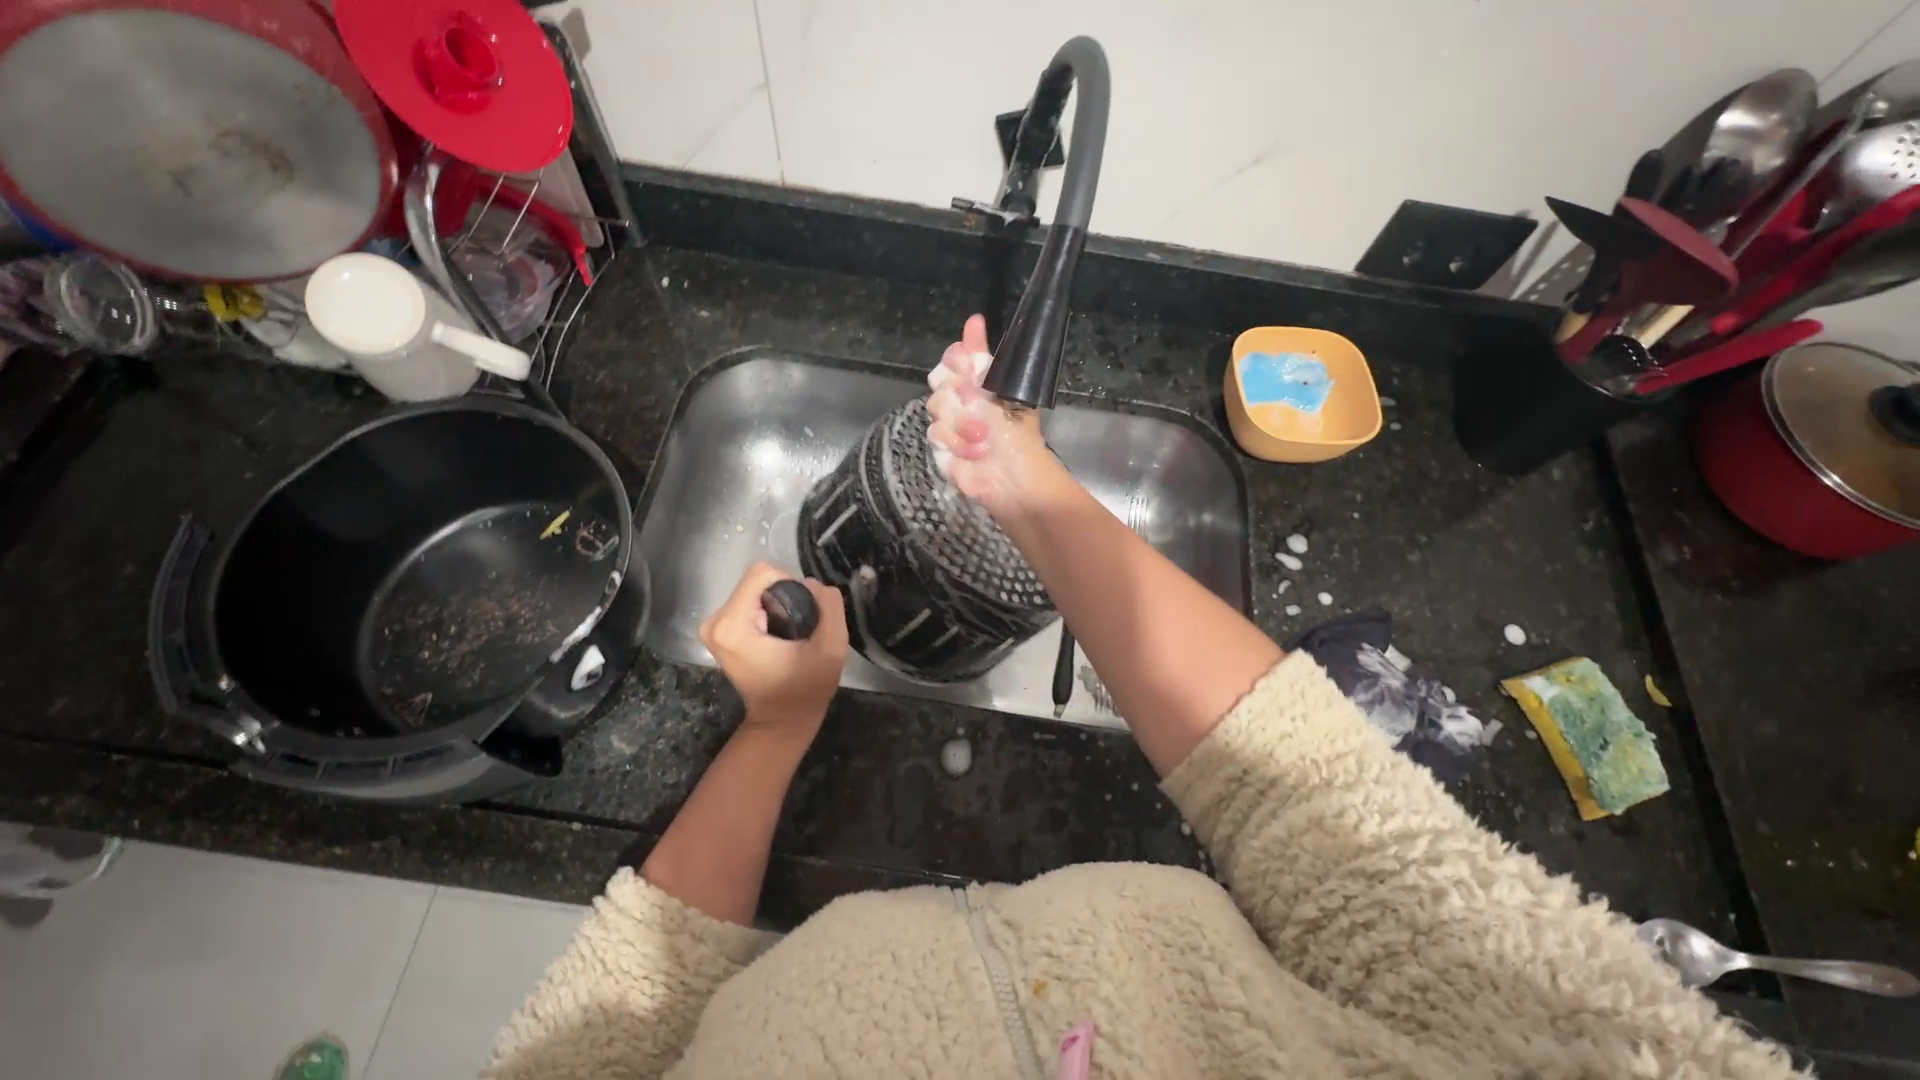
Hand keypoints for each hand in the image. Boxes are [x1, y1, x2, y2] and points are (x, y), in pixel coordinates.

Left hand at [699, 562, 848, 734]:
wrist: (781, 721)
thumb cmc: (805, 690)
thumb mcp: (831, 649)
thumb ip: (829, 608)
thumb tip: (813, 584)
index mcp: (733, 625)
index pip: (762, 573)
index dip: (790, 585)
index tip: (804, 613)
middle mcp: (715, 622)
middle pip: (756, 582)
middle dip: (783, 597)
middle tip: (800, 627)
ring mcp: (713, 627)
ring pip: (753, 590)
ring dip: (777, 604)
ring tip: (791, 633)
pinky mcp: (719, 631)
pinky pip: (748, 602)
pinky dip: (768, 611)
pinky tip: (780, 635)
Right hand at [926, 314, 1067, 517]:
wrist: (1011, 475)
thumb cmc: (1014, 432)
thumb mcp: (1001, 387)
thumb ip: (981, 355)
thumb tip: (974, 318)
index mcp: (980, 381)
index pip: (955, 357)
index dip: (957, 360)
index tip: (968, 369)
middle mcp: (963, 397)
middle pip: (939, 379)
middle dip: (959, 394)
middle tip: (978, 405)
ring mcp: (950, 421)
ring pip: (936, 407)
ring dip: (962, 423)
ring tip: (983, 437)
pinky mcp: (942, 445)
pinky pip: (935, 433)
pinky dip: (956, 444)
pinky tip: (973, 453)